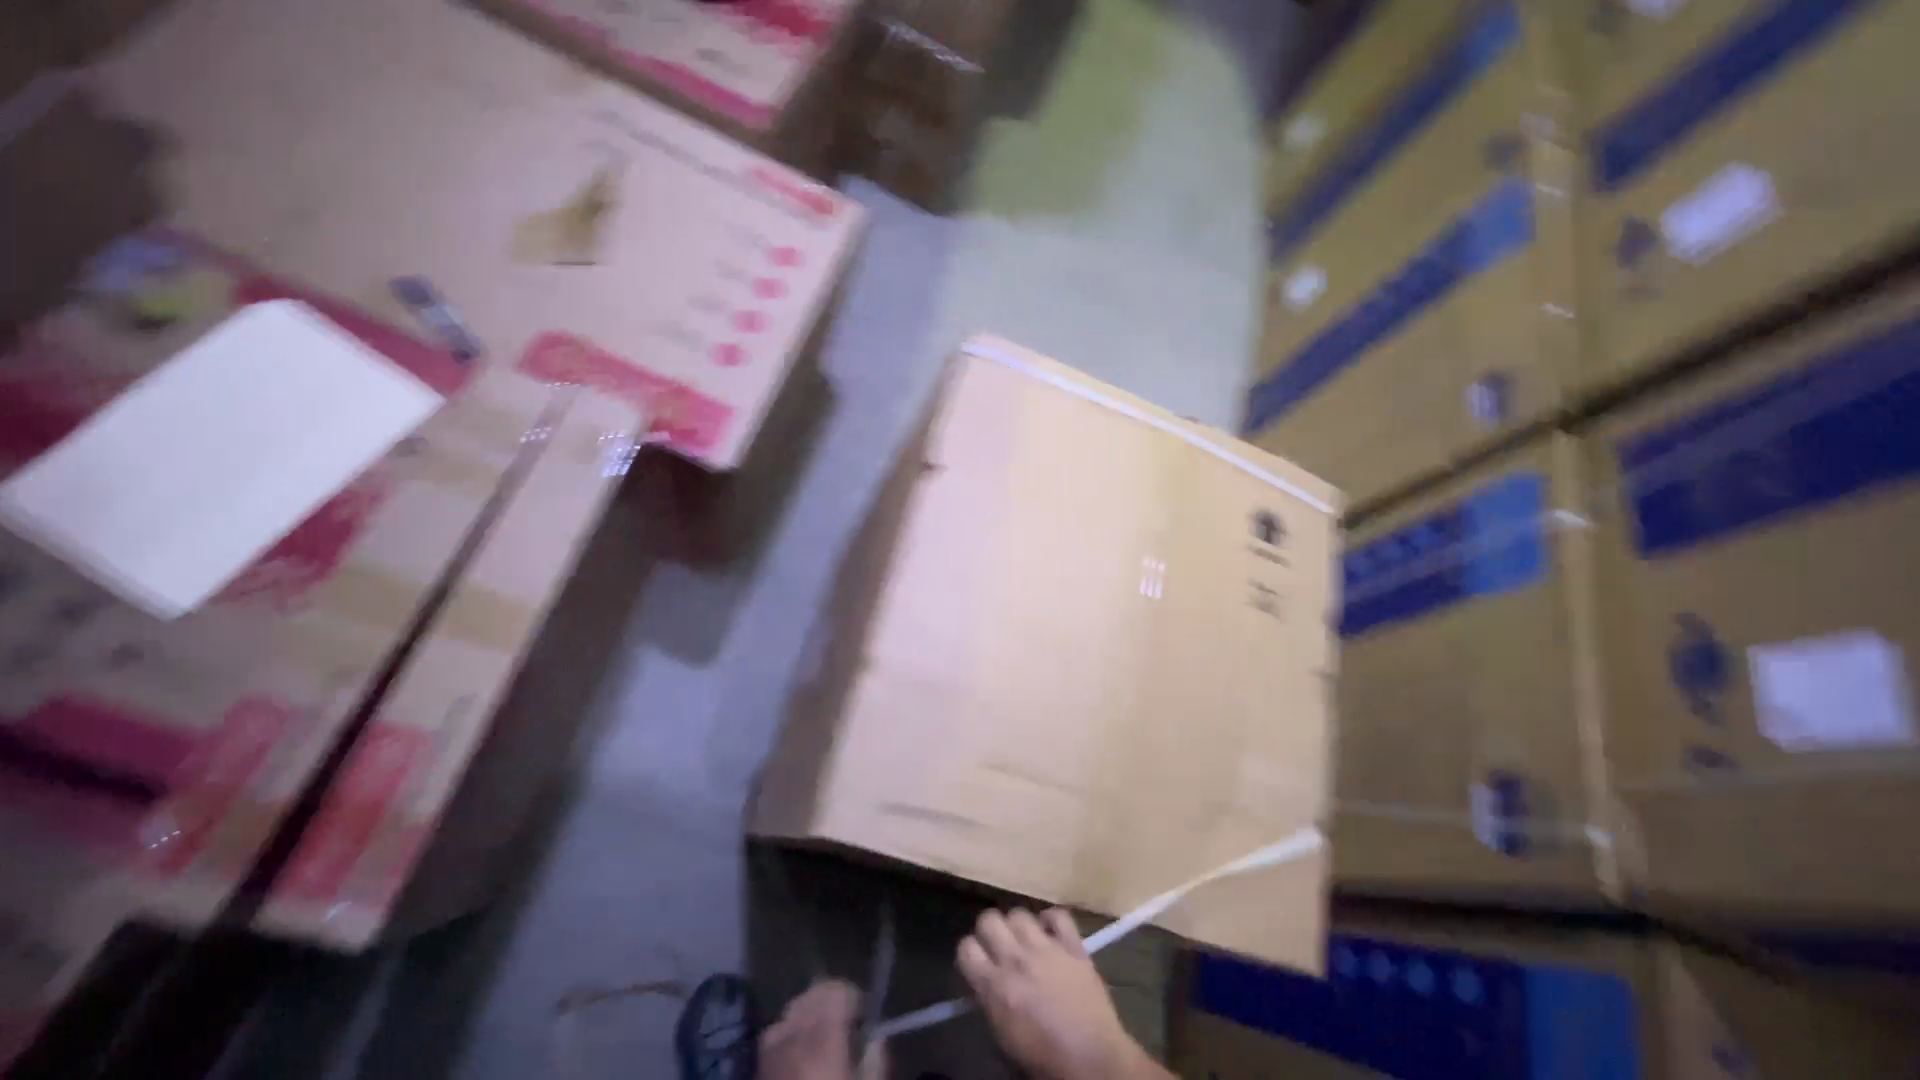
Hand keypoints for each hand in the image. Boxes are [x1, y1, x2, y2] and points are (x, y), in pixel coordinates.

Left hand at [759, 980, 885, 1079]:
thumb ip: (876, 1064)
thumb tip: (877, 1040)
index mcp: (824, 1042)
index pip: (836, 992)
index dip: (854, 997)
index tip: (864, 1016)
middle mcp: (794, 1036)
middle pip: (813, 994)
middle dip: (832, 1002)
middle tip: (848, 1024)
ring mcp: (771, 1050)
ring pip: (793, 1009)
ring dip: (810, 1013)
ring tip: (824, 1037)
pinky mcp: (758, 1066)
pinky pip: (776, 1031)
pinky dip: (791, 1031)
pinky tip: (801, 1054)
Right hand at [956, 908, 1163, 1079]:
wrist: (1092, 1060)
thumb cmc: (1043, 1059)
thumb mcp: (1002, 1038)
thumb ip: (989, 1003)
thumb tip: (984, 985)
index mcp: (995, 986)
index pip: (965, 948)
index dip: (968, 953)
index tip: (976, 963)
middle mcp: (1016, 959)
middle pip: (988, 920)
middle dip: (988, 931)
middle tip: (997, 947)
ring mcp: (1047, 949)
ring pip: (1019, 914)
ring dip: (1017, 926)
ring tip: (1023, 940)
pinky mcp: (1074, 947)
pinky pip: (1059, 915)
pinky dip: (1052, 919)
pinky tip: (1050, 932)